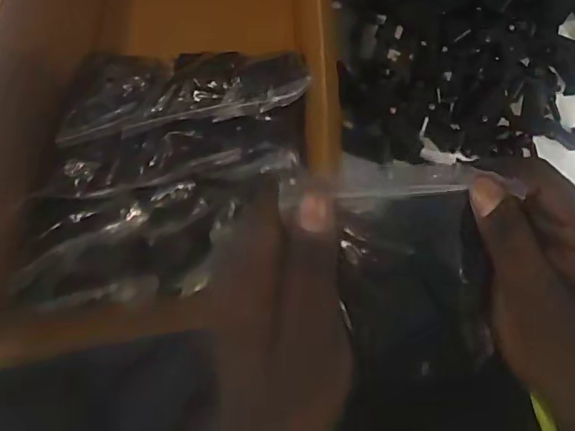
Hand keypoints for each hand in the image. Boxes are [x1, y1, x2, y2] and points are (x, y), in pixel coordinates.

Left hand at [210, 188, 351, 430]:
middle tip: (344, 216)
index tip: (338, 184)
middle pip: (269, 211)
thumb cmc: (293, 389)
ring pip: (270, 231)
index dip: (305, 186)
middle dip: (305, 205)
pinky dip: (292, 251)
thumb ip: (312, 262)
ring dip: (300, 228)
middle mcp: (230, 263)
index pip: (271, 198)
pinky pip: (269, 253)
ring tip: (335, 239)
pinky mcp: (240, 295)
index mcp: (245, 266)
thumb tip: (314, 193)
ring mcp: (231, 279)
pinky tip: (313, 266)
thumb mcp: (313, 329)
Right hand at [469, 158, 574, 430]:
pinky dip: (490, 221)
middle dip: (488, 184)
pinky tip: (464, 226)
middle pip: (528, 182)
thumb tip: (479, 180)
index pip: (538, 175)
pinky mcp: (546, 250)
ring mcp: (563, 236)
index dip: (497, 171)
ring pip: (518, 198)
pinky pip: (515, 220)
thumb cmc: (563, 352)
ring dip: (486, 201)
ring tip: (446, 204)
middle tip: (442, 191)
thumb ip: (508, 236)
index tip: (454, 179)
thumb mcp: (531, 295)